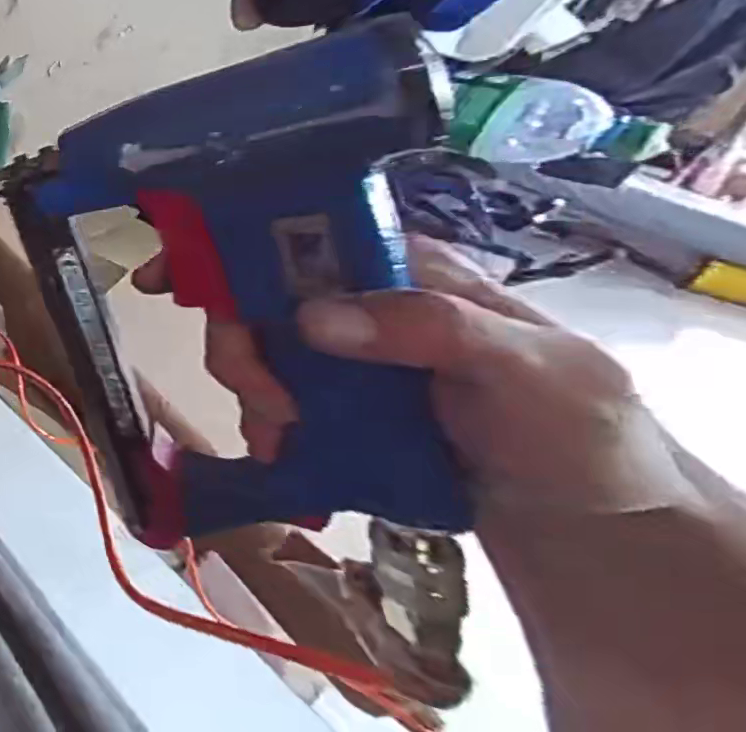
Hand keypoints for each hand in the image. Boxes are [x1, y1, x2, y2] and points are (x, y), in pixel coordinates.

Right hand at [137, 237, 670, 510]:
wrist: (586, 520)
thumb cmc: (578, 429)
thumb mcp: (535, 369)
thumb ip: (434, 329)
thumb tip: (310, 318)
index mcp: (392, 264)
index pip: (290, 231)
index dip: (217, 243)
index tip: (164, 278)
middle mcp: (350, 295)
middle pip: (250, 295)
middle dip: (238, 346)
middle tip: (264, 400)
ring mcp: (332, 348)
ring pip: (249, 345)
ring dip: (249, 389)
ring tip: (282, 435)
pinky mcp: (324, 396)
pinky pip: (264, 395)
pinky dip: (258, 421)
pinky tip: (277, 448)